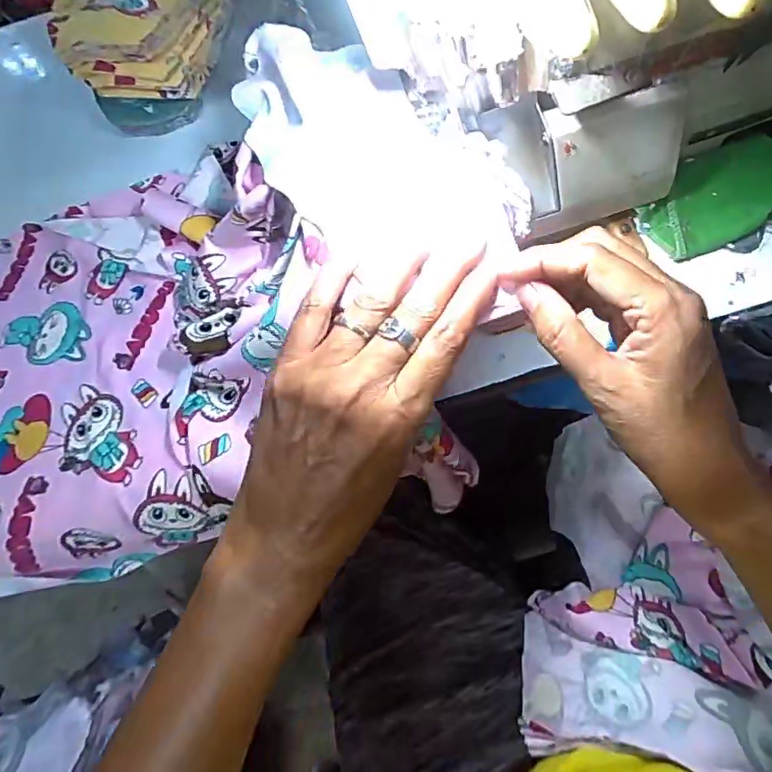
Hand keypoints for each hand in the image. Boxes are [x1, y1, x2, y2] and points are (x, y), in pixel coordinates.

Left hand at [217, 245, 497, 600]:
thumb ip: (413, 396)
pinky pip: (313, 311)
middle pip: (414, 315)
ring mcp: (320, 370)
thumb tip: (428, 343)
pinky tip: (354, 253)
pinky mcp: (287, 365)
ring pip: (368, 305)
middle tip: (467, 241)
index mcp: (399, 414)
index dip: (470, 299)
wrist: (282, 532)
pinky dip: (333, 279)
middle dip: (446, 273)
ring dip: (399, 267)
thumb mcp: (399, 453)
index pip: (444, 342)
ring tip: (422, 240)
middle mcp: (362, 384)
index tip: (489, 270)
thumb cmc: (351, 505)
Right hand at [501, 227, 754, 524]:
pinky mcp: (664, 315)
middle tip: (516, 281)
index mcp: (662, 304)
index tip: (506, 273)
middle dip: (555, 258)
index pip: (593, 257)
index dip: (544, 259)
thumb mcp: (602, 385)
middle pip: (604, 247)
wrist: (710, 470)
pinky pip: (619, 285)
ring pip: (611, 260)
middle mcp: (672, 290)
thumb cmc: (660, 434)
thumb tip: (524, 291)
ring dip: (569, 270)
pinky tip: (560, 304)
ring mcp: (671, 301)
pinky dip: (585, 288)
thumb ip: (560, 332)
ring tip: (532, 291)